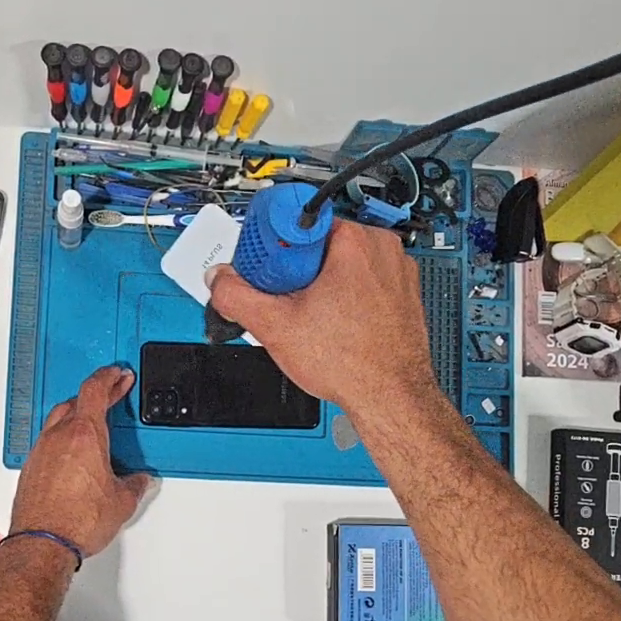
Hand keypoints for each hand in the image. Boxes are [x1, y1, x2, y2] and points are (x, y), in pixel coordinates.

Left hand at [9, 366, 153, 558]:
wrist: (43, 543)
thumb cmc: (77, 521)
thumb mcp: (122, 501)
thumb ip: (134, 484)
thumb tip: (139, 481)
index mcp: (85, 435)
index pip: (95, 389)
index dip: (109, 376)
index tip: (118, 374)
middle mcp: (59, 437)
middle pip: (76, 400)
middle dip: (96, 395)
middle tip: (111, 395)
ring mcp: (41, 451)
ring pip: (59, 419)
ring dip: (77, 415)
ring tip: (93, 425)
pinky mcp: (31, 467)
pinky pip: (48, 441)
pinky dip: (63, 439)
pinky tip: (73, 454)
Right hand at [205, 219, 438, 420]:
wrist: (391, 397)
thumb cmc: (353, 364)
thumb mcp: (276, 328)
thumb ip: (237, 296)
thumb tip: (219, 281)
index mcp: (353, 241)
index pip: (295, 223)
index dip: (271, 252)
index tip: (263, 273)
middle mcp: (380, 247)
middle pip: (315, 244)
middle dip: (292, 273)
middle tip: (283, 303)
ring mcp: (395, 269)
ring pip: (338, 264)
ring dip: (316, 286)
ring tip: (309, 319)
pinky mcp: (401, 291)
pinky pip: (360, 281)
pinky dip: (342, 298)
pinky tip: (331, 325)